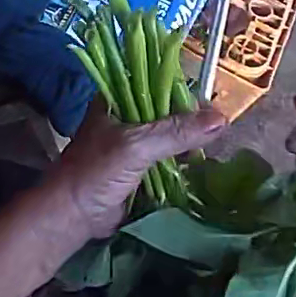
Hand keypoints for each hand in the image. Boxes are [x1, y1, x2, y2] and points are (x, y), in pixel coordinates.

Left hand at [49, 101, 226, 241]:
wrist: (74, 213)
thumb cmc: (96, 172)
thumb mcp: (136, 146)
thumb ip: (175, 132)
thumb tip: (221, 119)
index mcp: (114, 100)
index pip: (154, 83)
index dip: (180, 91)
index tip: (210, 105)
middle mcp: (123, 116)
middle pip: (165, 110)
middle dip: (190, 120)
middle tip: (217, 131)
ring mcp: (131, 142)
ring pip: (169, 135)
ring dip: (188, 142)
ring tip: (212, 147)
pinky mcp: (139, 166)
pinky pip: (167, 157)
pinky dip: (183, 160)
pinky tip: (200, 164)